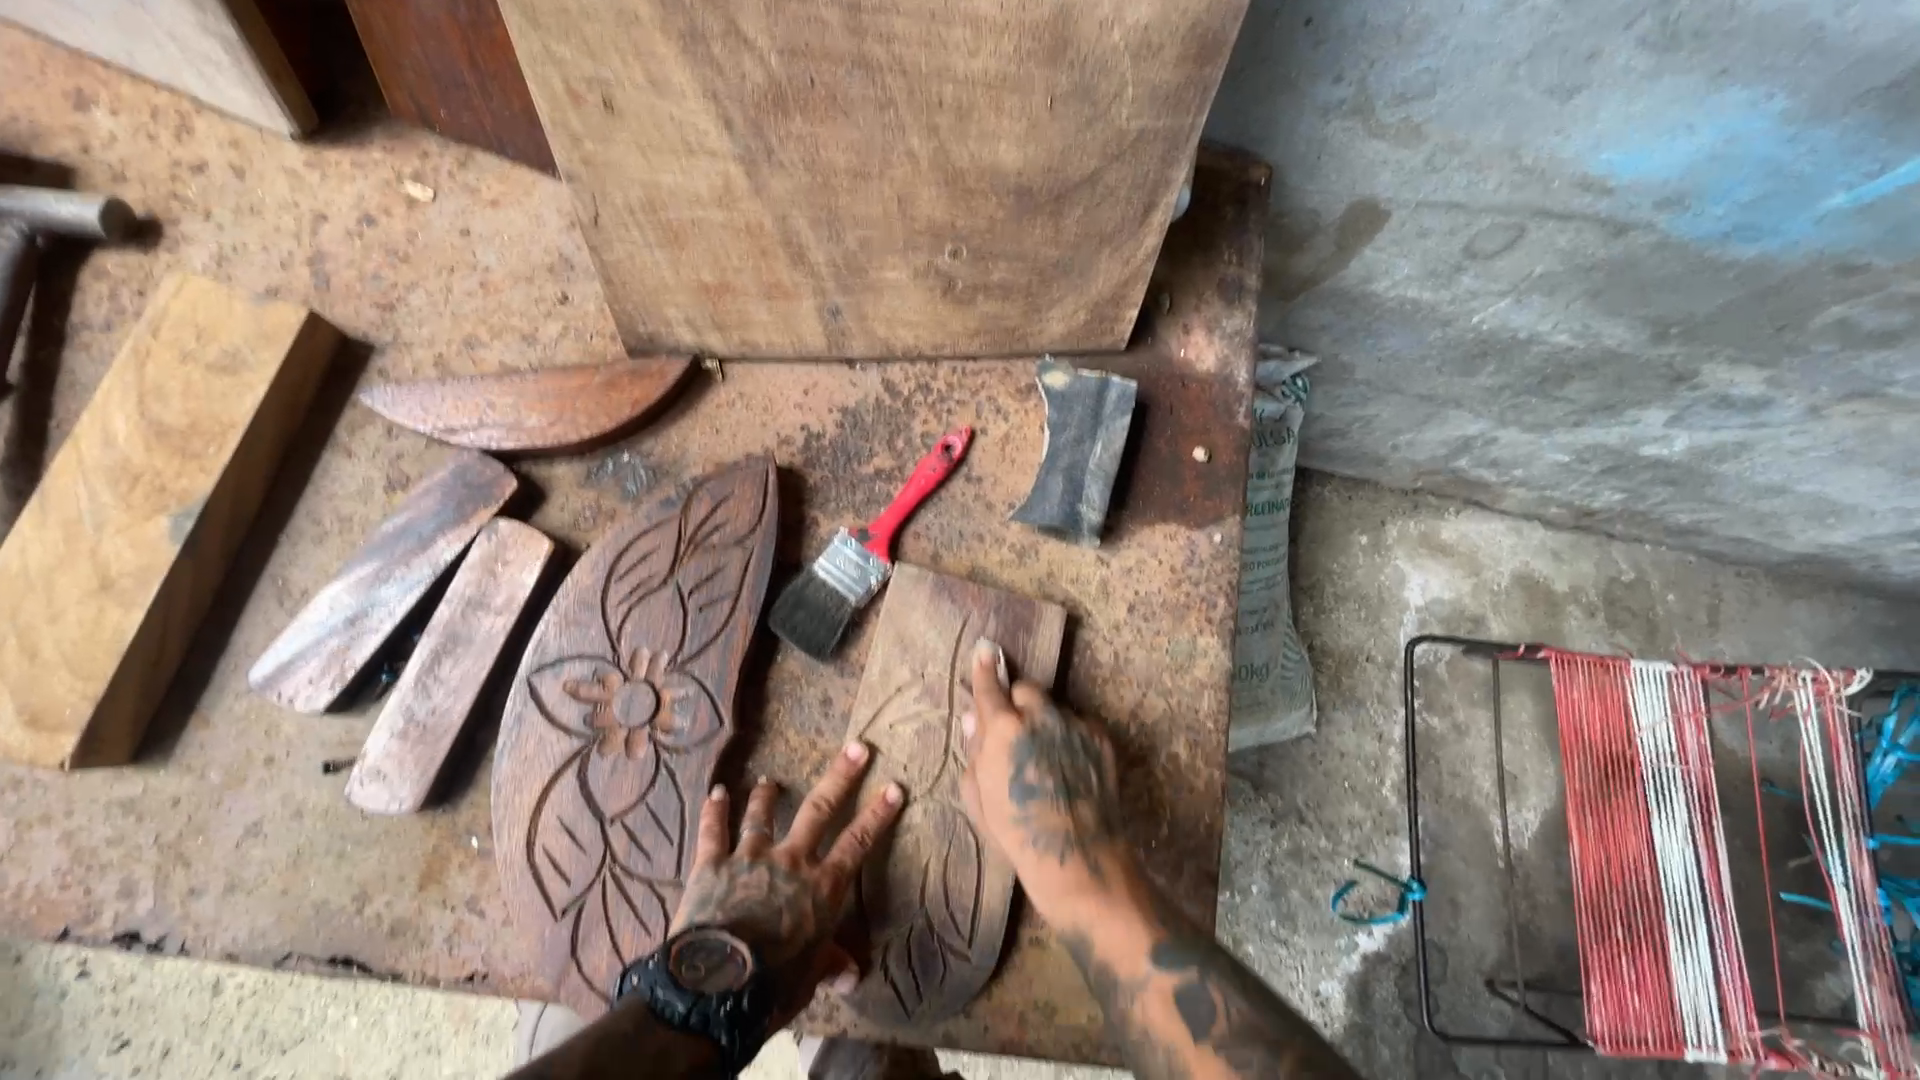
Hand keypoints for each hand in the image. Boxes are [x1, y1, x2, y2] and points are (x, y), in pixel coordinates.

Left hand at [671, 743, 904, 1030]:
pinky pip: (714, 832)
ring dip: (765, 796)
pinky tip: (715, 793)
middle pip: (820, 810)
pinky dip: (714, 812)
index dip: (879, 815)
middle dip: (841, 777)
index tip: (894, 787)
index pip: (858, 842)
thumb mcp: (811, 976)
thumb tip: (851, 973)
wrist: (718, 987)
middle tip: (857, 746)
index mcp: (822, 886)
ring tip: (768, 780)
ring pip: (761, 816)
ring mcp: (750, 858)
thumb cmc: (774, 984)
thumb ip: (830, 965)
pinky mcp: (712, 865)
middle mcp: (791, 861)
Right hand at [957, 640, 1131, 918]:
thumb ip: (975, 750)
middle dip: (1017, 704)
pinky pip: (1077, 727)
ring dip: (1044, 723)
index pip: (990, 686)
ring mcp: (1075, 725)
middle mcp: (1041, 716)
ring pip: (1053, 709)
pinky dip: (1068, 738)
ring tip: (1044, 762)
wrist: (1078, 860)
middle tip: (1014, 733)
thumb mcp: (978, 797)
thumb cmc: (1017, 835)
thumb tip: (975, 718)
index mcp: (1004, 729)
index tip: (985, 650)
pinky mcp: (1100, 739)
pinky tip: (1066, 771)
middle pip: (1026, 690)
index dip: (985, 667)